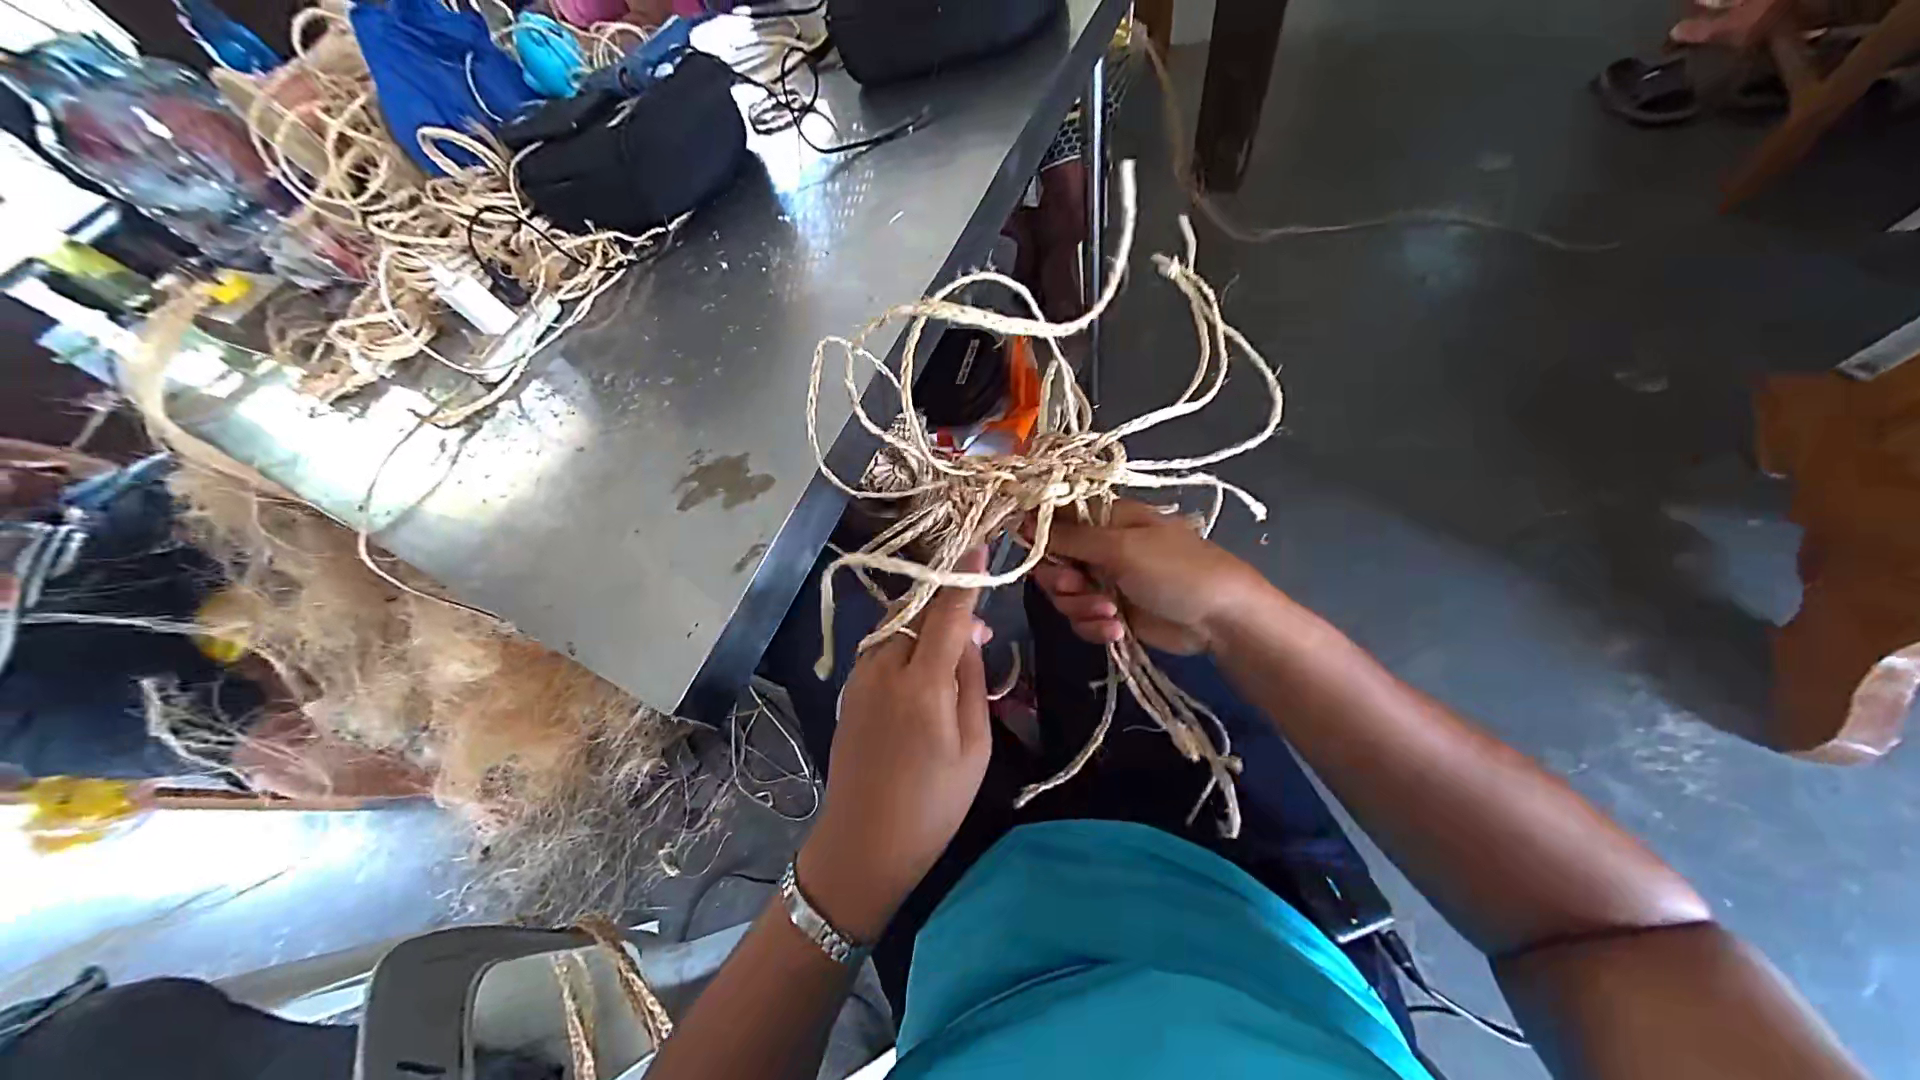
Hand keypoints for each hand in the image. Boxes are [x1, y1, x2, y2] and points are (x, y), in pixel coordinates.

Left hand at [795, 548, 993, 942]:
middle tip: (979, 638)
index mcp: (921, 684)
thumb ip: (970, 681)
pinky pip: (881, 647)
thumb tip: (968, 636)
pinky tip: (924, 671)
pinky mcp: (848, 690)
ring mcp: (859, 678)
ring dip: (925, 623)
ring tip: (955, 654)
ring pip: (896, 625)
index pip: (946, 612)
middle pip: (916, 611)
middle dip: (947, 606)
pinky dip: (906, 642)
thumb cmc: (933, 804)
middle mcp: (883, 668)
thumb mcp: (973, 745)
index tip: (980, 545)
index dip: (964, 577)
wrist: (862, 843)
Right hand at [1029, 499, 1271, 654]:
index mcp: (1103, 519)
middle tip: (1079, 586)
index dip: (1037, 534)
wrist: (1220, 619)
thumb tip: (1023, 520)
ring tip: (1110, 614)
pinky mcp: (1109, 612)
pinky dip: (1094, 627)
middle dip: (1060, 580)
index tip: (1034, 552)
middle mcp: (1098, 547)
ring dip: (1080, 607)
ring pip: (1062, 595)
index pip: (1053, 518)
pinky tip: (1116, 631)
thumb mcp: (1121, 547)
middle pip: (1051, 561)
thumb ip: (1070, 537)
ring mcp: (1103, 581)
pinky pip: (1080, 619)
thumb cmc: (1176, 569)